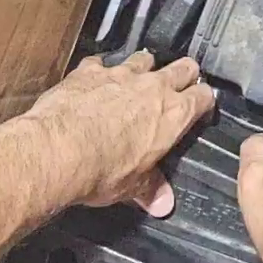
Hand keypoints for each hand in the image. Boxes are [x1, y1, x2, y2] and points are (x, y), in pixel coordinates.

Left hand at [16, 51, 215, 217]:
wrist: (58, 150)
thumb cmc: (101, 169)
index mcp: (173, 114)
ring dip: (144, 68)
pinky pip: (100, 63)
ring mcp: (122, 74)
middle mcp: (154, 87)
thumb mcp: (131, 186)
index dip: (204, 100)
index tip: (200, 106)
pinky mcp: (91, 71)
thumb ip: (150, 188)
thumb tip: (163, 203)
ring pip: (145, 58)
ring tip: (137, 79)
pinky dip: (99, 72)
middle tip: (179, 84)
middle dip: (185, 73)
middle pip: (184, 67)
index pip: (204, 96)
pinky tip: (93, 81)